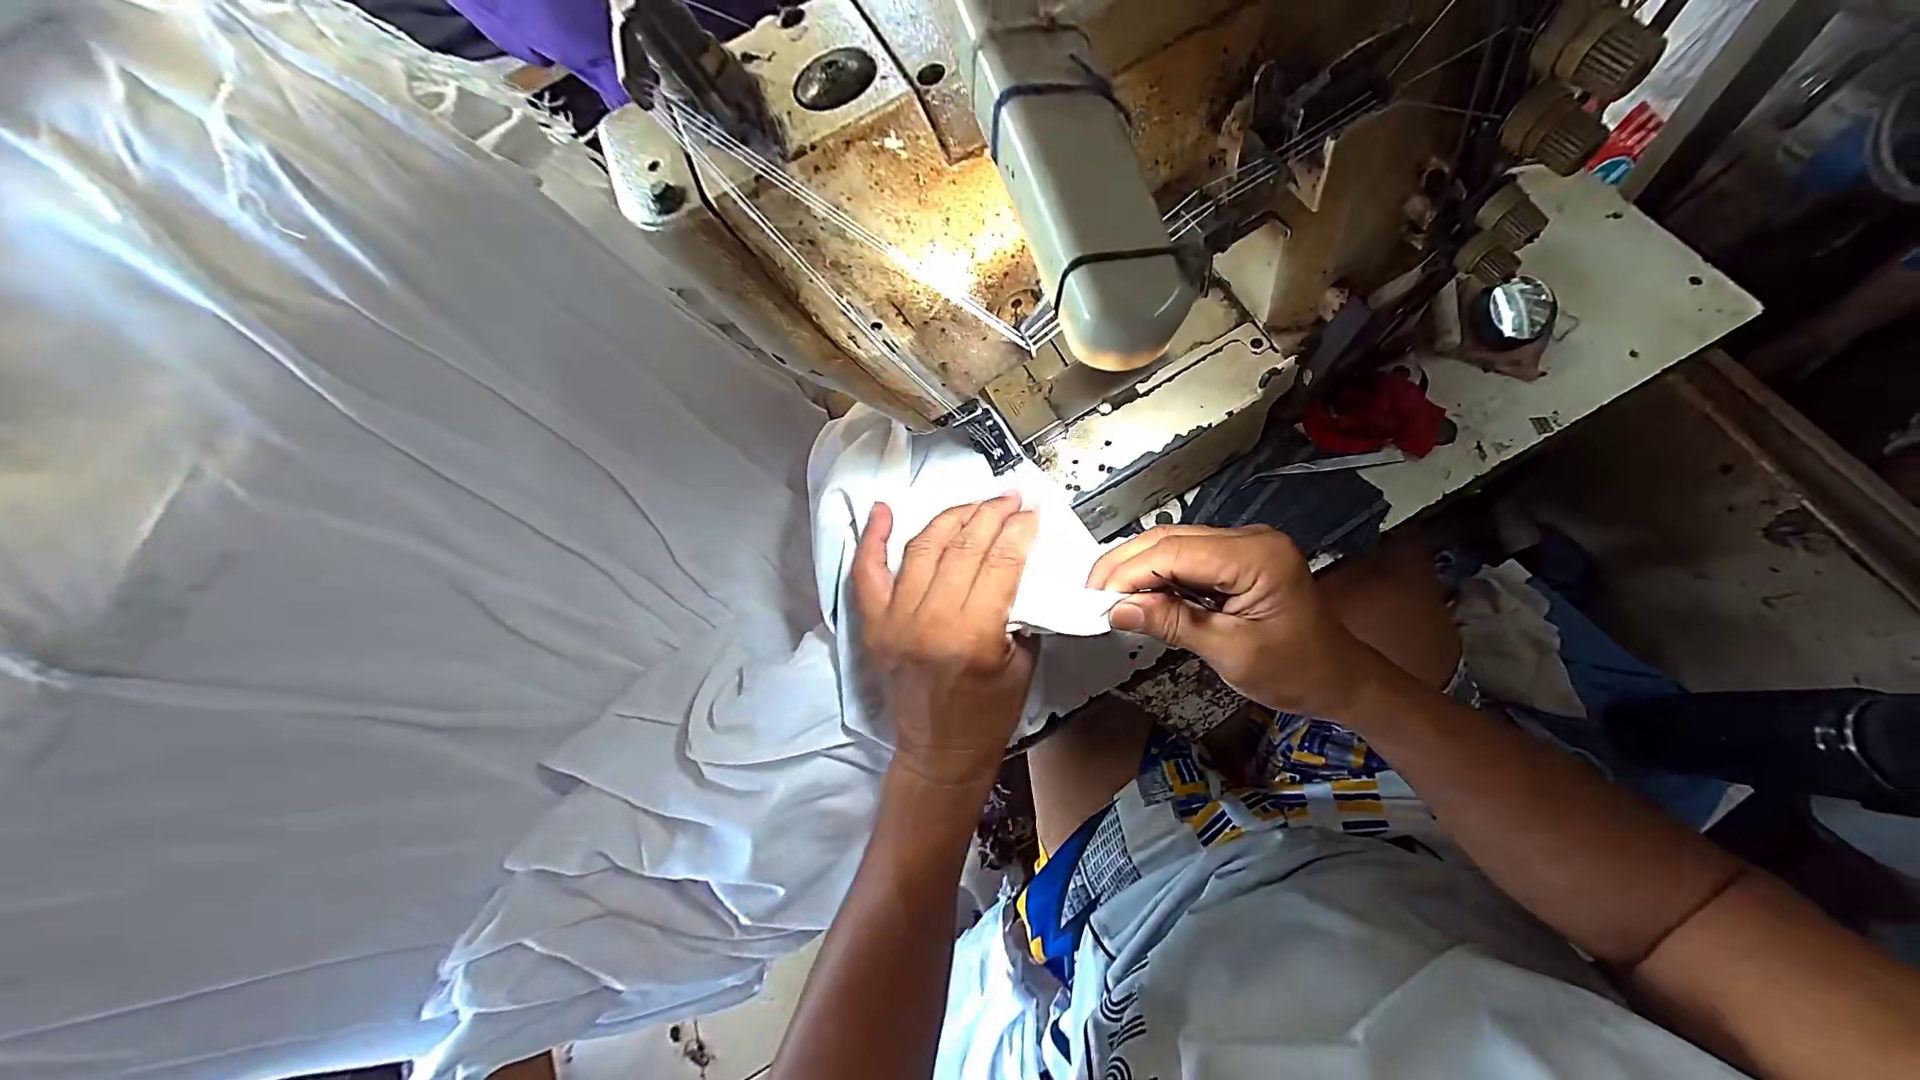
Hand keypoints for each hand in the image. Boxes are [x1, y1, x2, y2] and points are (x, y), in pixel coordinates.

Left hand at [853, 496, 1040, 789]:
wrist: (940, 752)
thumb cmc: (986, 717)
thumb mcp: (1023, 663)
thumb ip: (1021, 609)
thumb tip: (1021, 560)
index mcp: (973, 636)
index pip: (1001, 561)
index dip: (1019, 530)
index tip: (1030, 513)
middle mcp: (930, 622)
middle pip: (964, 545)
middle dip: (991, 514)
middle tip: (1008, 499)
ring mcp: (896, 620)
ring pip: (924, 547)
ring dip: (951, 516)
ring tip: (974, 503)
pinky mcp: (875, 624)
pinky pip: (867, 571)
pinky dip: (873, 538)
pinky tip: (883, 511)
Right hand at [1088, 525, 1386, 716]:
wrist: (1338, 678)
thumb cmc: (1296, 671)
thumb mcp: (1231, 652)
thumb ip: (1173, 623)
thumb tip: (1118, 610)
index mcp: (1257, 557)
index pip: (1175, 552)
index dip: (1129, 573)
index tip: (1097, 601)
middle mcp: (1249, 539)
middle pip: (1168, 539)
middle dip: (1124, 566)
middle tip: (1092, 596)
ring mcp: (1242, 545)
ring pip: (1170, 544)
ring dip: (1134, 568)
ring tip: (1106, 596)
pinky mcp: (1234, 557)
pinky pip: (1183, 556)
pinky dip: (1154, 574)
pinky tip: (1135, 593)